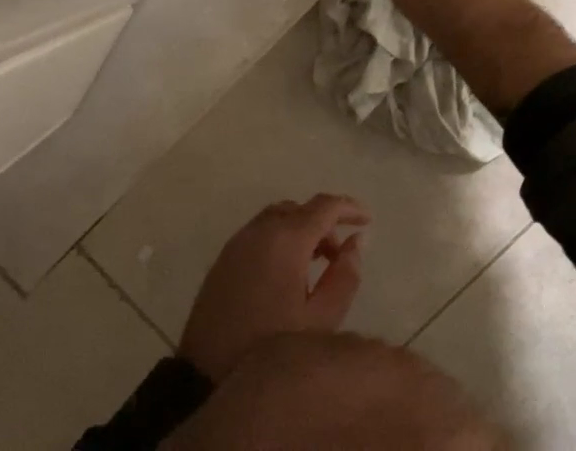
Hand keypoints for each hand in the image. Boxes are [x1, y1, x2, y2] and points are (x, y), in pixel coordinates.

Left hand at [178, 194, 369, 380]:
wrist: (208, 369)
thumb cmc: (272, 345)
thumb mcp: (322, 318)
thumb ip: (345, 275)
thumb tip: (357, 241)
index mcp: (286, 239)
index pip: (324, 206)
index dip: (349, 208)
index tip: (368, 220)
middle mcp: (260, 230)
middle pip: (299, 208)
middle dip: (325, 222)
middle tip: (339, 255)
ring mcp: (237, 242)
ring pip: (277, 217)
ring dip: (301, 229)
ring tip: (316, 265)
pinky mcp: (224, 258)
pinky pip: (259, 233)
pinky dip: (280, 238)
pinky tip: (288, 273)